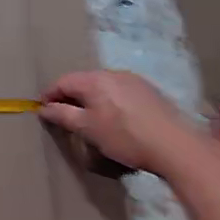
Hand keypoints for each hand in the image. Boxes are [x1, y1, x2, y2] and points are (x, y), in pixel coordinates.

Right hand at [37, 70, 212, 179]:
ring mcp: (135, 81)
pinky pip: (120, 92)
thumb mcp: (87, 129)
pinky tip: (115, 118)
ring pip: (103, 86)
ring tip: (89, 118)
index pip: (62, 82)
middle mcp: (113, 74)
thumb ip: (62, 115)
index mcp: (94, 80)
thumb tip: (43, 108)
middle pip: (83, 82)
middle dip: (70, 97)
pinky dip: (110, 101)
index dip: (49, 95)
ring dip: (91, 99)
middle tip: (64, 116)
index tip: (42, 110)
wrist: (176, 146)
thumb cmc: (124, 137)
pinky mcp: (150, 92)